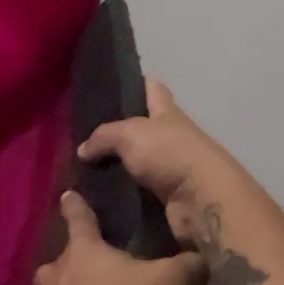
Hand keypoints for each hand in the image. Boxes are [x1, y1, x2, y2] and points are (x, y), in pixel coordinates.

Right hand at [76, 80, 247, 239]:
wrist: (201, 201)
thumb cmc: (170, 154)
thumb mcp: (130, 134)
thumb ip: (103, 137)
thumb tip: (82, 151)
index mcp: (168, 113)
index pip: (152, 88)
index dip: (134, 83)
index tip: (108, 87)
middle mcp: (171, 138)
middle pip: (141, 129)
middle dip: (115, 133)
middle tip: (82, 139)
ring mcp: (170, 169)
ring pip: (136, 163)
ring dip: (115, 167)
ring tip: (81, 171)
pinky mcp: (166, 198)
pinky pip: (136, 192)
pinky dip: (120, 194)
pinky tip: (96, 195)